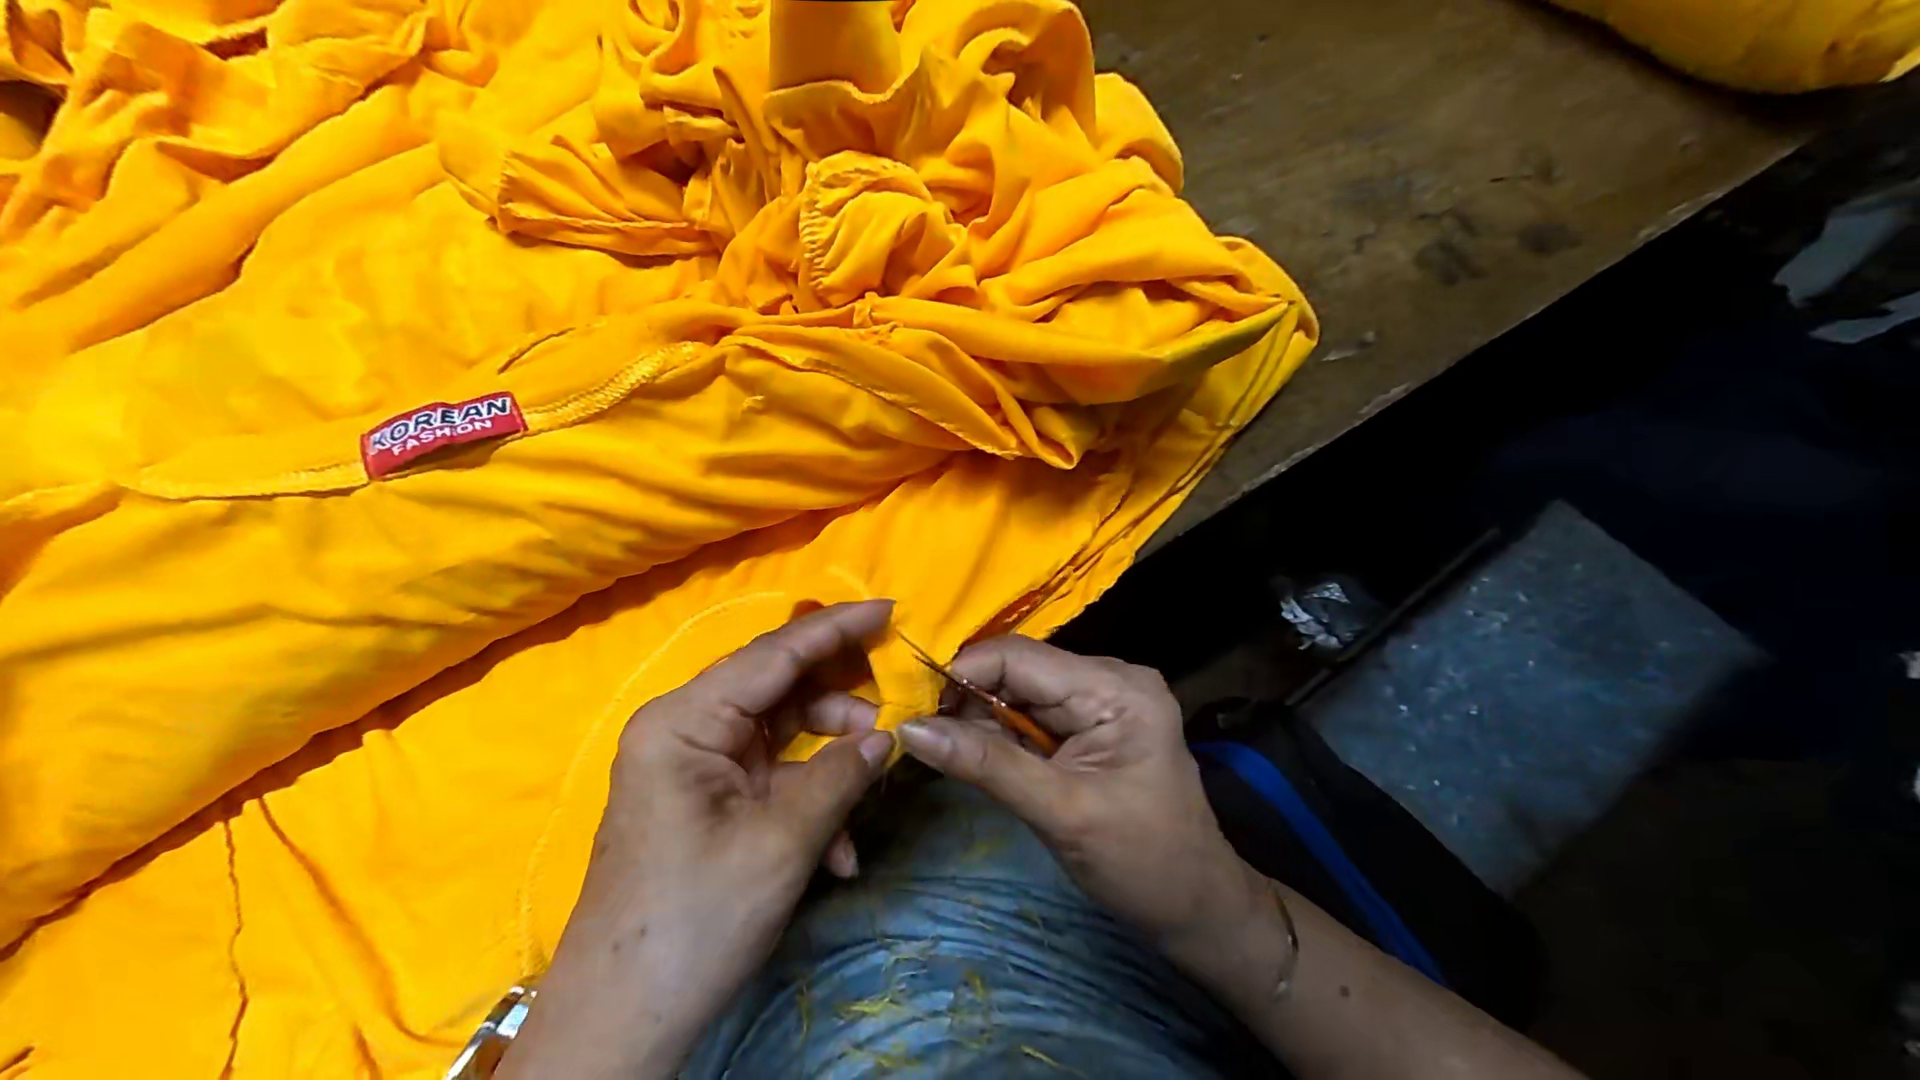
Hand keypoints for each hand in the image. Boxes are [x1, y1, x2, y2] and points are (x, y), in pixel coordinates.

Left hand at [499, 600, 896, 1079]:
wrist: (624, 1022)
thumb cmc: (694, 920)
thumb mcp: (781, 842)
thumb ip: (840, 775)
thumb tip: (888, 736)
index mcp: (685, 721)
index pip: (773, 654)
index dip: (835, 629)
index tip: (888, 609)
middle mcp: (687, 729)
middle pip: (778, 688)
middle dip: (839, 700)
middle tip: (893, 699)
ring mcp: (698, 765)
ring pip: (783, 734)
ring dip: (832, 760)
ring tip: (870, 786)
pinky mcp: (710, 798)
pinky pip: (774, 776)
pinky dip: (812, 798)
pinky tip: (839, 851)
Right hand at [896, 636, 1290, 986]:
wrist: (1195, 906)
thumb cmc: (1142, 863)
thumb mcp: (1061, 813)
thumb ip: (986, 765)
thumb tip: (911, 729)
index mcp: (1116, 688)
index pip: (1020, 657)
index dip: (962, 674)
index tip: (914, 708)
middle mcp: (1109, 678)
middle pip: (1017, 670)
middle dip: (967, 698)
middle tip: (922, 734)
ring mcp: (1101, 698)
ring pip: (1019, 691)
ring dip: (979, 717)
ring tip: (943, 747)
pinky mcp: (1091, 722)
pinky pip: (1032, 713)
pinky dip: (1000, 732)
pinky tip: (976, 753)